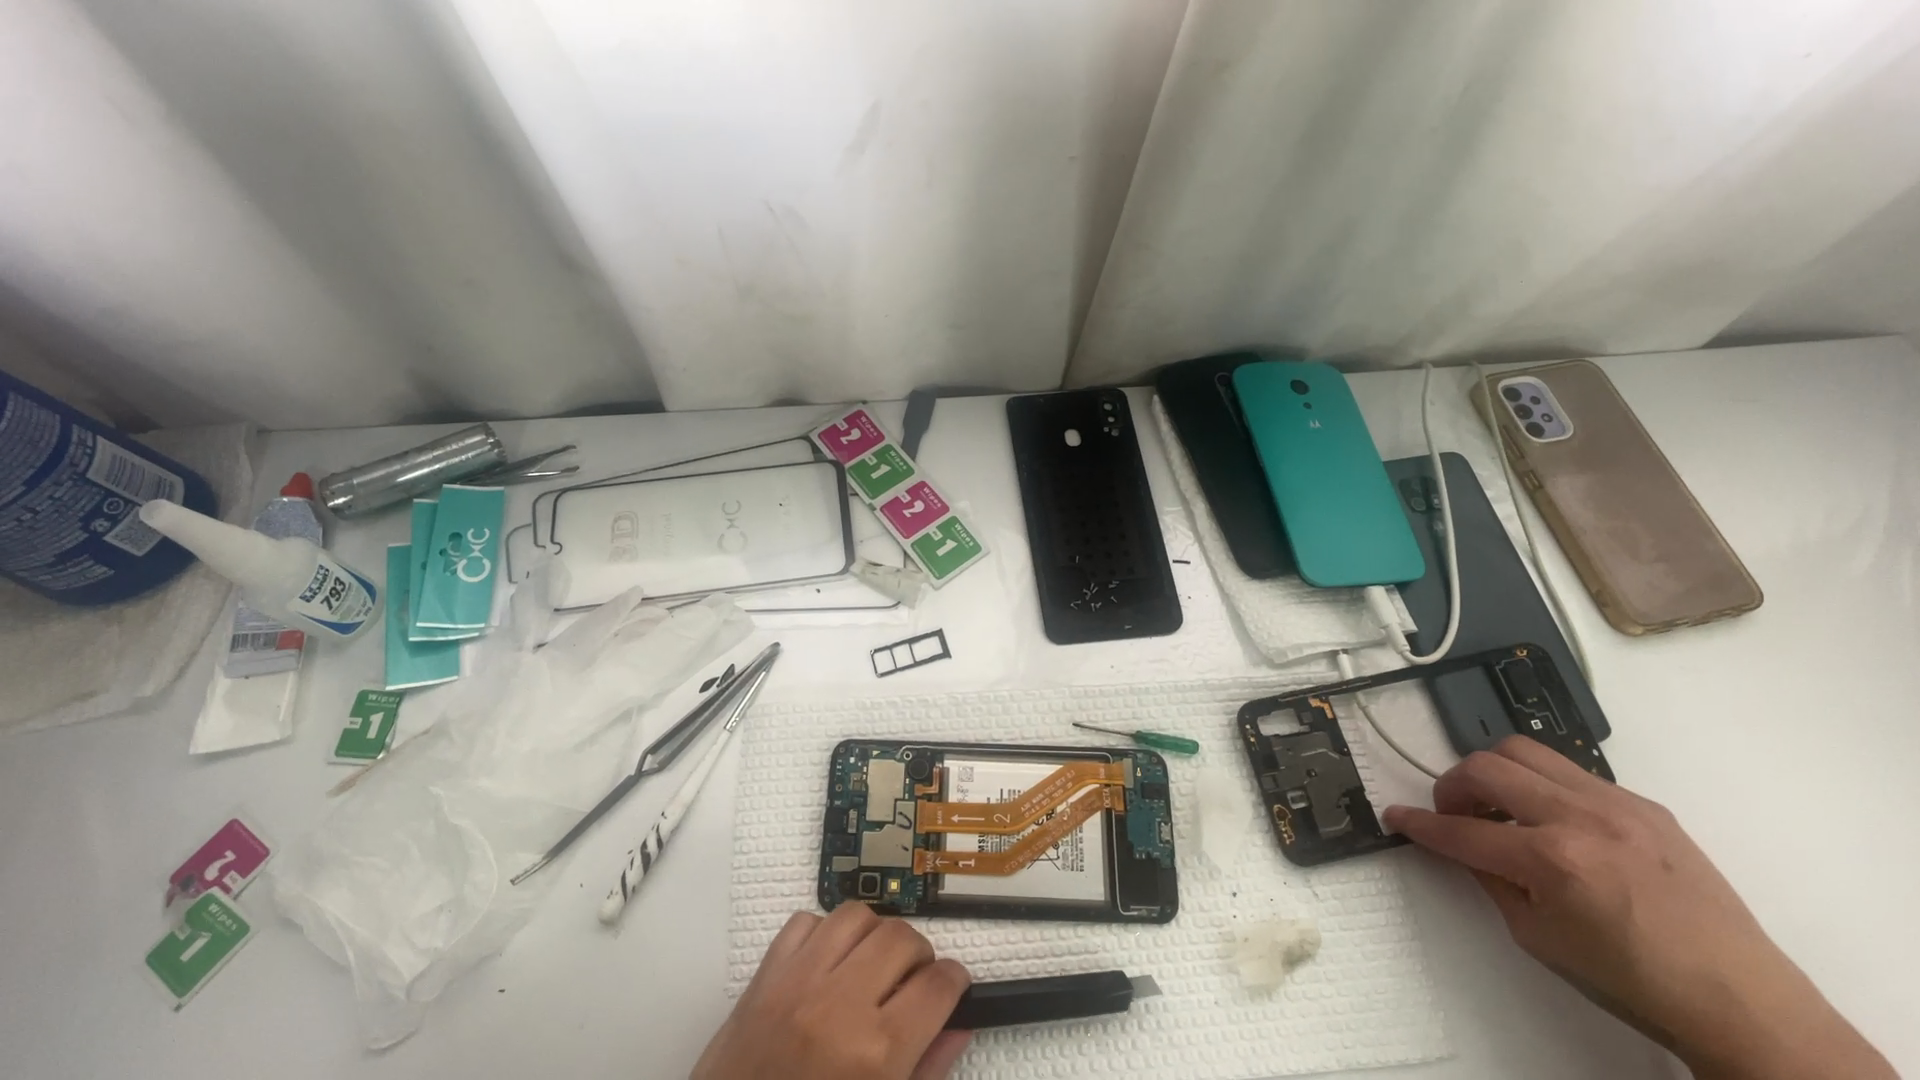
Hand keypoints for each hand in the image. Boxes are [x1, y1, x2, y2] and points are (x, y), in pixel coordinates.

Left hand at [694, 904, 972, 1079]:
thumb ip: (927, 1066)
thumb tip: (961, 1023)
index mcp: (876, 1051)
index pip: (938, 984)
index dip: (954, 981)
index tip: (952, 986)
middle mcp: (839, 1004)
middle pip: (901, 937)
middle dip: (918, 955)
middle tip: (911, 981)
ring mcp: (798, 981)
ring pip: (856, 916)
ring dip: (873, 936)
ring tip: (870, 966)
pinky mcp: (766, 973)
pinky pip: (806, 922)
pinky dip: (824, 934)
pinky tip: (828, 964)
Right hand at [1385, 736, 1891, 1079]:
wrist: (1737, 997)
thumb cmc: (1632, 980)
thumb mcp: (1538, 937)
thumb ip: (1492, 880)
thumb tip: (1465, 848)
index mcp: (1553, 859)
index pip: (1462, 830)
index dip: (1419, 824)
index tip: (1395, 815)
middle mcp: (1581, 817)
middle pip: (1486, 768)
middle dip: (1451, 786)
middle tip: (1451, 812)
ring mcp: (1617, 804)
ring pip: (1526, 751)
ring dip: (1495, 772)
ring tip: (1497, 805)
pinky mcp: (1645, 804)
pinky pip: (1573, 772)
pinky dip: (1543, 785)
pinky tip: (1552, 820)